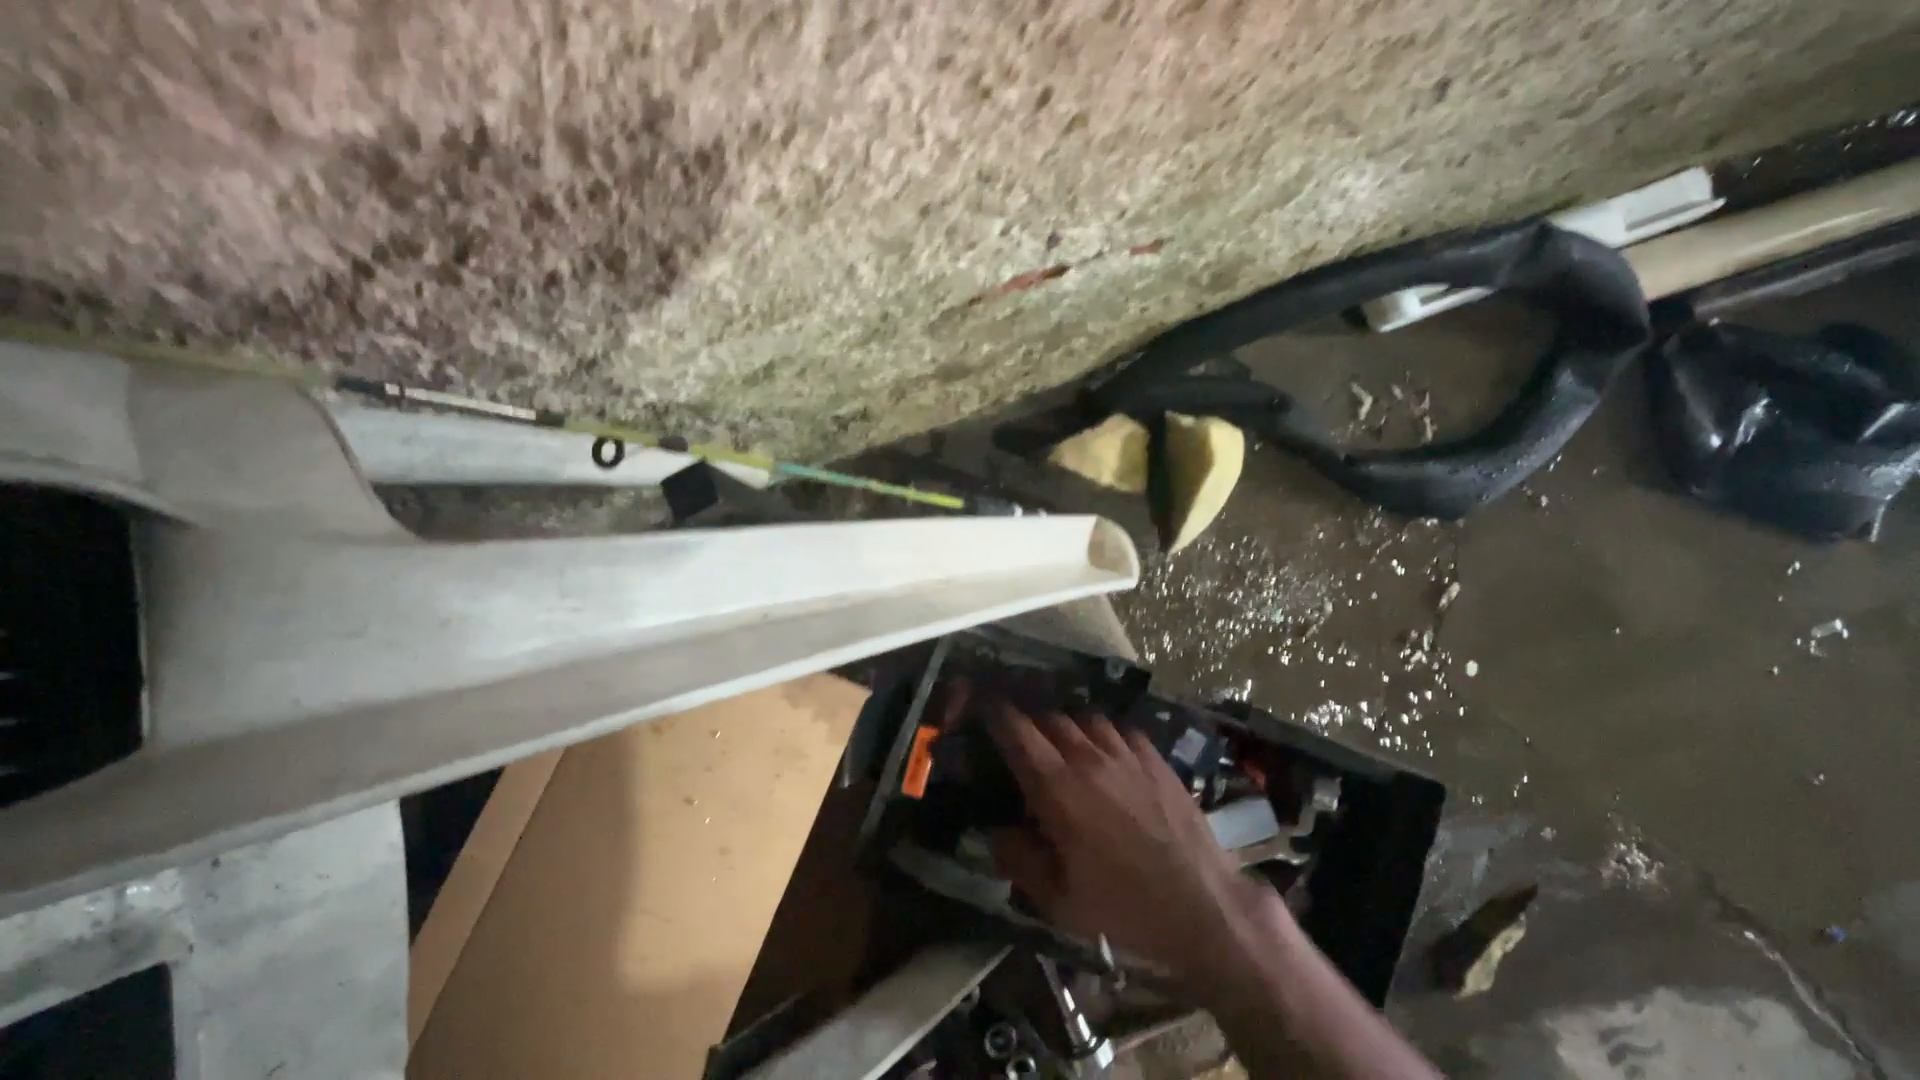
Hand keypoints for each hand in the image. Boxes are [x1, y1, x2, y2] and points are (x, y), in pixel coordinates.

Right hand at [986, 699, 1291, 987]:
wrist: (1204, 908)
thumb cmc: (1124, 909)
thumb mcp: (1057, 901)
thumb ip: (1018, 861)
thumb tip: (997, 832)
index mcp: (1058, 789)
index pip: (1019, 734)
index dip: (998, 716)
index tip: (984, 707)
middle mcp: (1091, 760)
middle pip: (1052, 719)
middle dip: (1030, 721)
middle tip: (1019, 737)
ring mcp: (1130, 757)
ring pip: (1089, 719)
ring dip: (1069, 726)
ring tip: (1063, 743)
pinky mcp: (1160, 763)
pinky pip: (1124, 731)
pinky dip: (1106, 735)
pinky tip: (1108, 754)